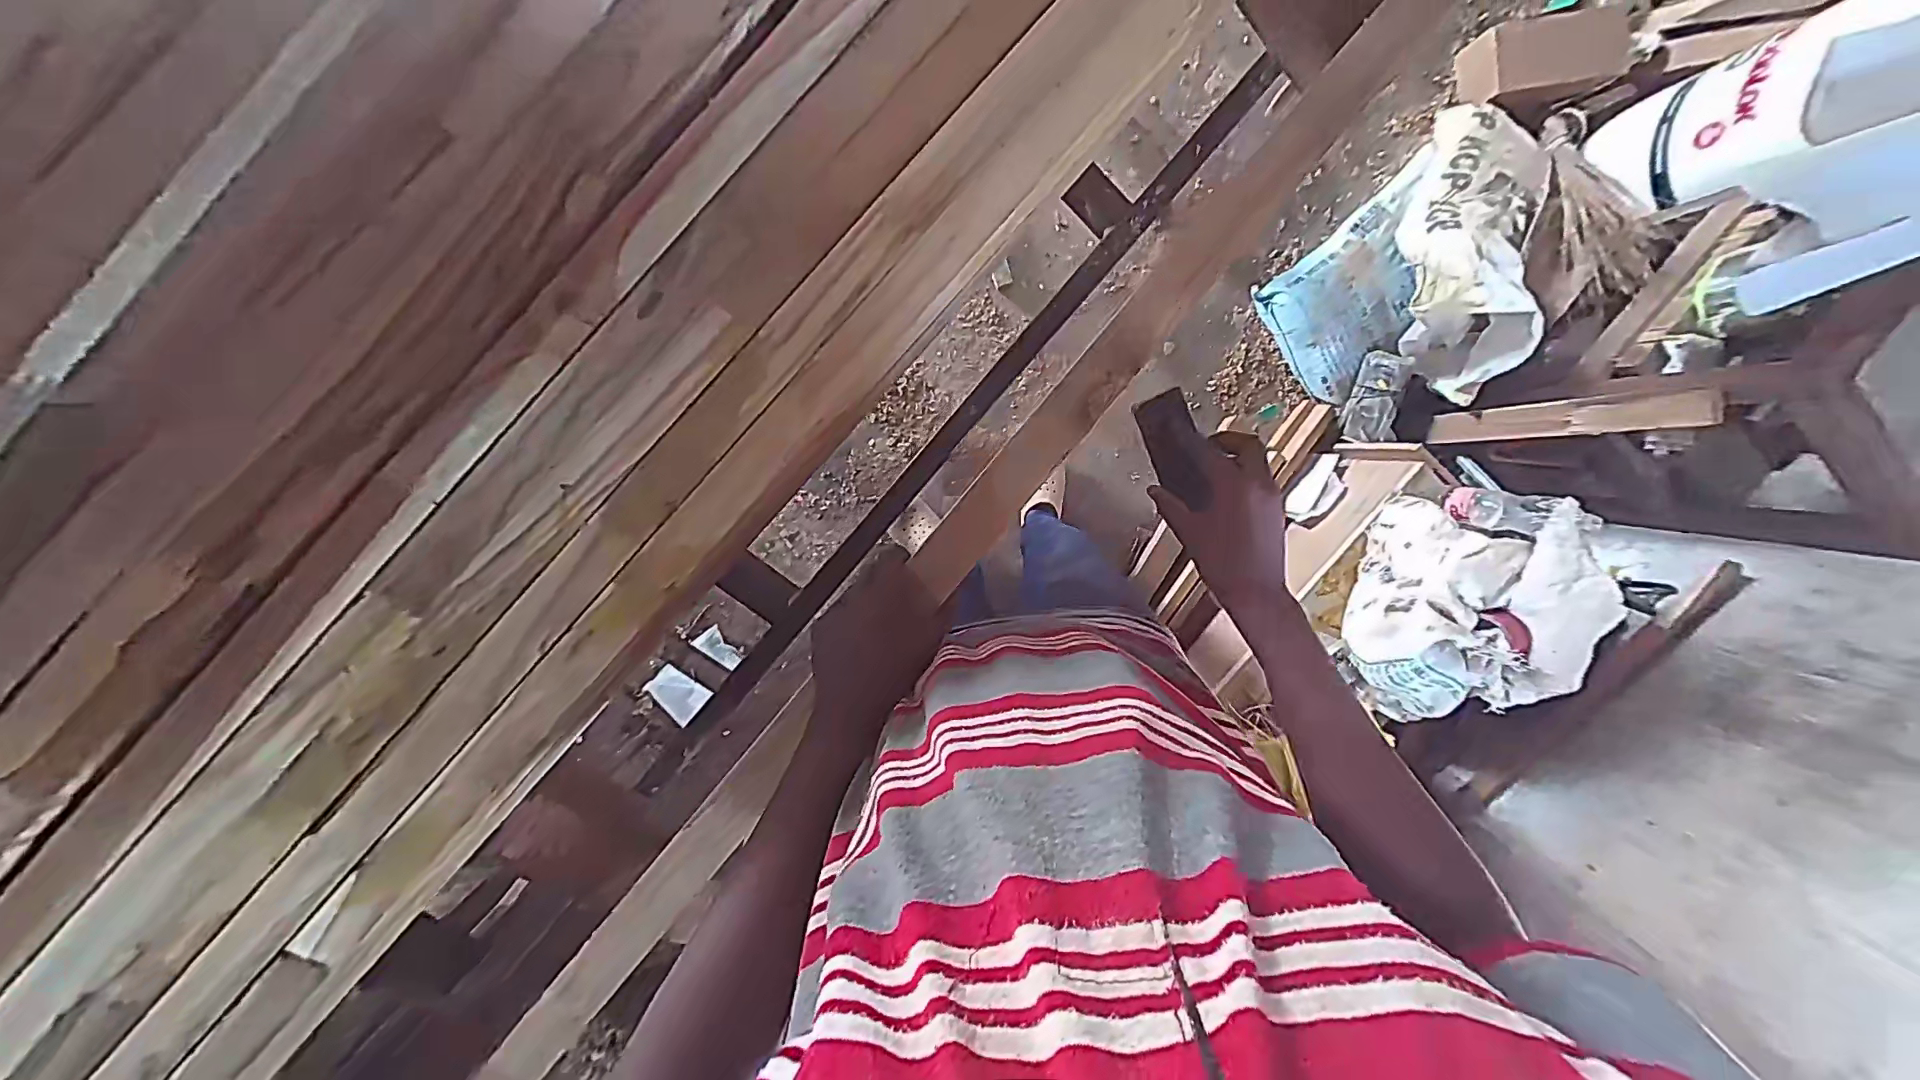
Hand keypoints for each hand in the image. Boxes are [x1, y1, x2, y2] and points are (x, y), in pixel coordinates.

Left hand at [811, 544, 952, 751]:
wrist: (852, 710)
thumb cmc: (897, 675)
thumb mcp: (930, 641)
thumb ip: (943, 609)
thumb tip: (953, 588)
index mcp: (882, 592)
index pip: (890, 557)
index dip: (903, 561)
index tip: (913, 573)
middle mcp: (853, 594)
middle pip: (872, 576)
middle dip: (886, 585)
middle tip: (902, 604)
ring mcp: (833, 611)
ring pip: (855, 596)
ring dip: (868, 604)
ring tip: (881, 628)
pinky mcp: (820, 629)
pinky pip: (840, 615)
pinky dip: (851, 623)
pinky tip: (860, 643)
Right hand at [1148, 431, 1293, 626]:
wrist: (1257, 592)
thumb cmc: (1221, 563)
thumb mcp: (1190, 532)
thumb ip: (1171, 506)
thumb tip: (1155, 490)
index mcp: (1234, 484)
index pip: (1209, 452)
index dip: (1191, 441)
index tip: (1178, 434)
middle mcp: (1258, 483)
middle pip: (1248, 445)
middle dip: (1227, 440)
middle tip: (1206, 446)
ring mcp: (1272, 495)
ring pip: (1259, 461)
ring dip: (1239, 457)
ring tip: (1215, 469)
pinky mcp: (1278, 509)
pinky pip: (1263, 480)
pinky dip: (1247, 475)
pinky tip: (1228, 493)